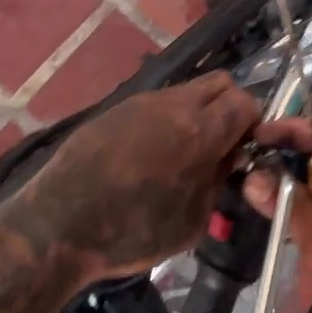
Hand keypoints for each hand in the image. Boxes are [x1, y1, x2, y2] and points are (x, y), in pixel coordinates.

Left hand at [24, 71, 259, 281]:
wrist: (59, 223)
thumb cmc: (131, 231)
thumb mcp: (191, 222)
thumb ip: (217, 181)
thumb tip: (226, 157)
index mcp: (200, 131)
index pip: (245, 101)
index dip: (252, 122)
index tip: (245, 146)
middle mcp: (176, 104)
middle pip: (221, 82)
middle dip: (229, 106)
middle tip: (221, 141)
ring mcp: (146, 100)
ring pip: (189, 89)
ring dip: (198, 111)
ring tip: (184, 149)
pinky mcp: (121, 106)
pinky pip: (159, 102)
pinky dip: (169, 118)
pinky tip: (152, 152)